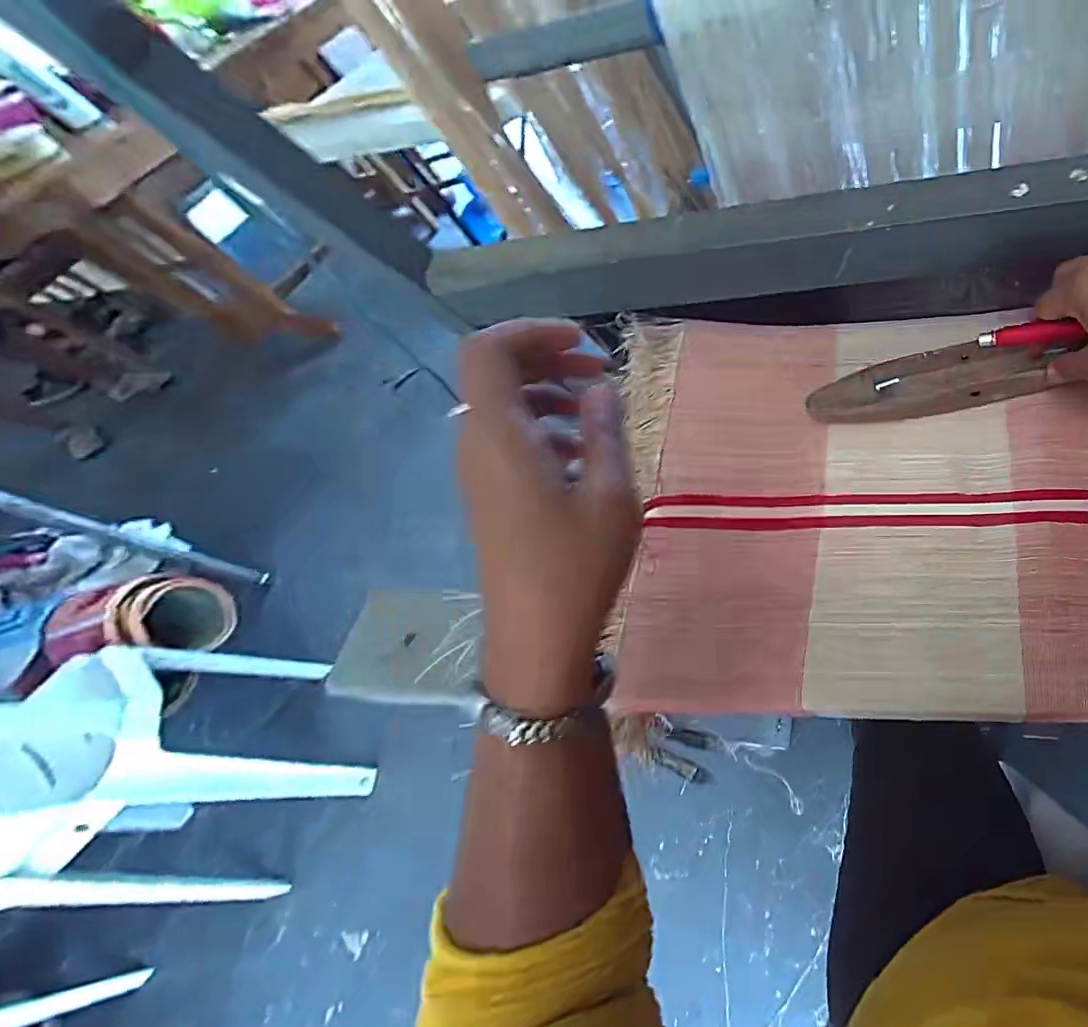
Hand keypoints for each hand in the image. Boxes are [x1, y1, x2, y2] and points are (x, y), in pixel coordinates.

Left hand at [457, 319, 638, 714]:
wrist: (536, 635)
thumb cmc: (577, 563)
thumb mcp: (611, 494)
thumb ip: (605, 430)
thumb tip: (600, 388)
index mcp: (499, 434)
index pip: (489, 349)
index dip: (533, 331)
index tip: (584, 342)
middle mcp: (476, 444)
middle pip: (495, 373)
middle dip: (548, 359)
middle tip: (600, 371)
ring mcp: (478, 472)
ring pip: (503, 407)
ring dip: (547, 394)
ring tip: (596, 411)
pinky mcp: (489, 496)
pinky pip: (507, 440)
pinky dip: (542, 428)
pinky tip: (581, 454)